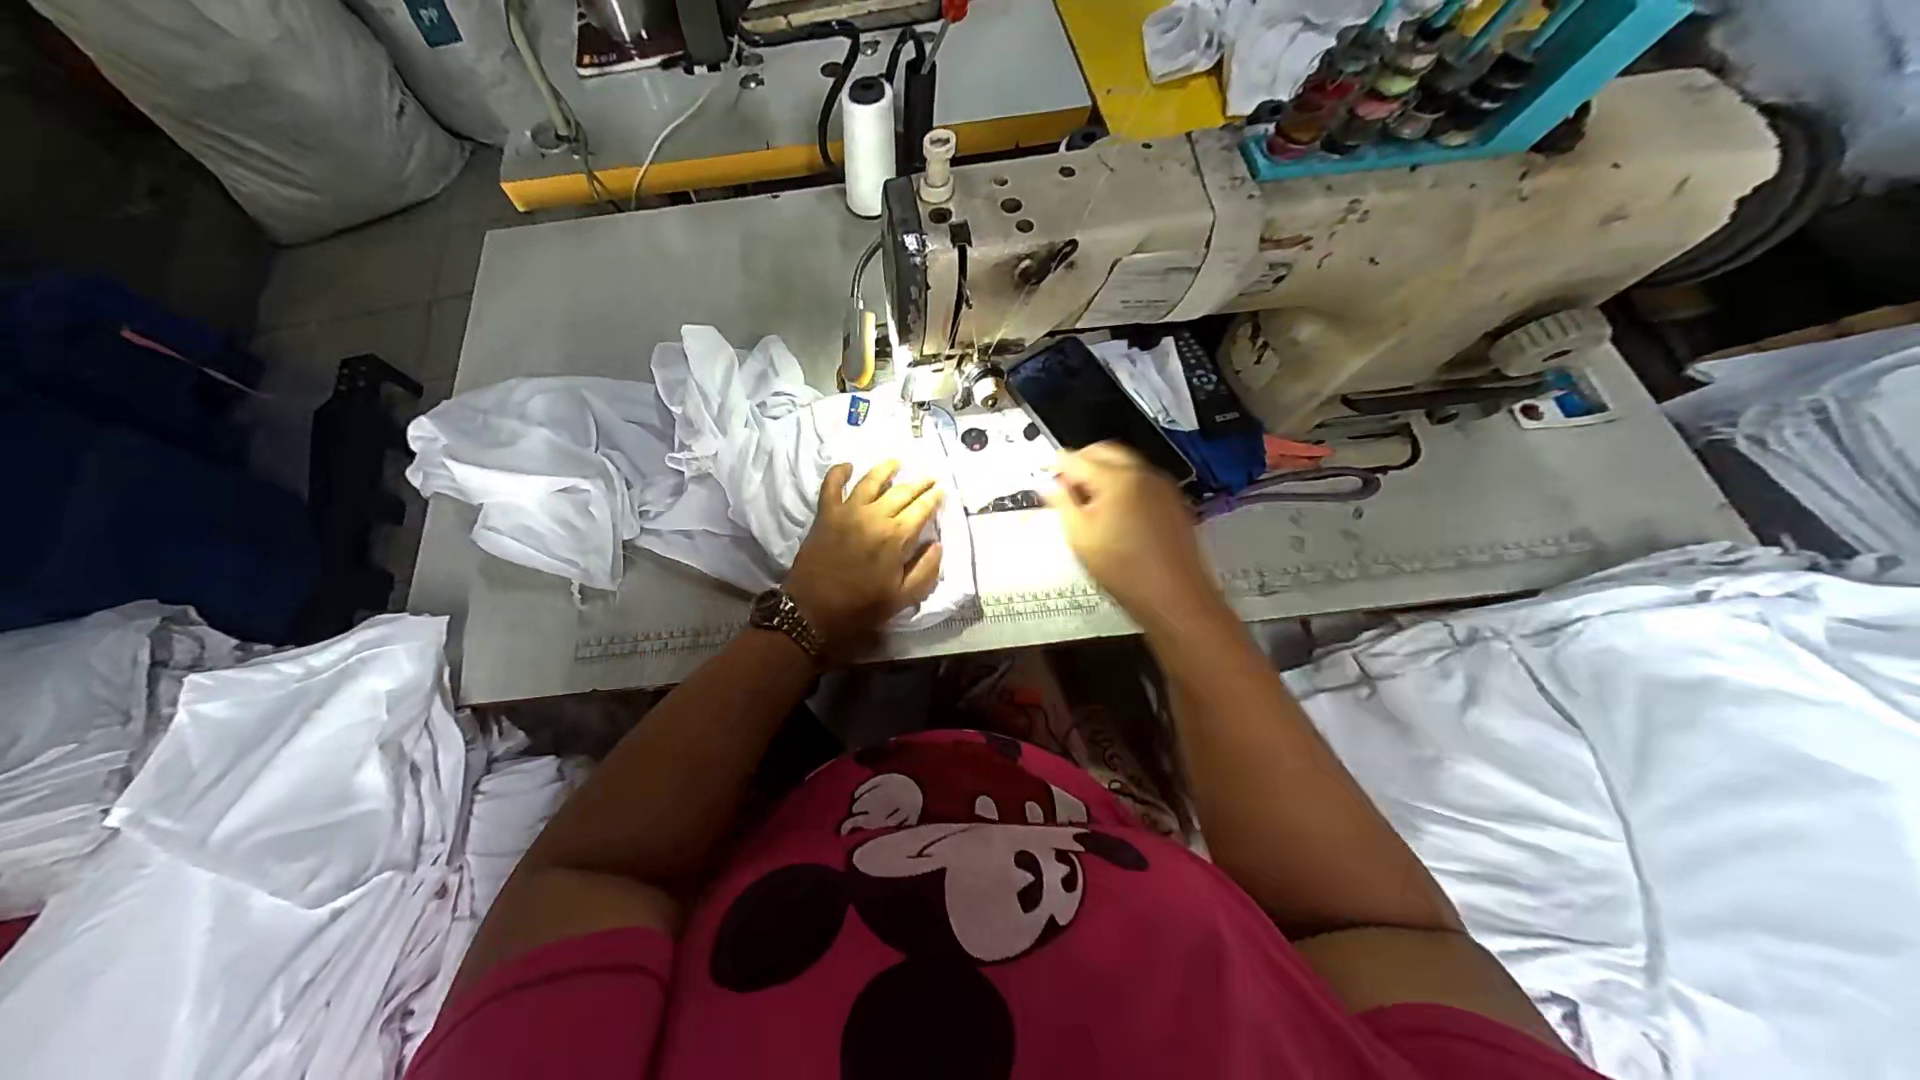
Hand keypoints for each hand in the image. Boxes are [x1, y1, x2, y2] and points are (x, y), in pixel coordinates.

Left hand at [785, 461, 943, 659]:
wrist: (813, 611)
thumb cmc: (861, 607)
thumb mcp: (903, 598)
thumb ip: (926, 570)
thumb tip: (936, 544)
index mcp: (896, 537)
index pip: (922, 509)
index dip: (934, 498)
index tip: (942, 492)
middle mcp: (874, 516)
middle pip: (901, 492)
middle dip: (919, 483)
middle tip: (929, 478)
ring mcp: (847, 511)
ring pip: (870, 481)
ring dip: (885, 469)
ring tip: (896, 462)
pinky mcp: (825, 514)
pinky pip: (832, 485)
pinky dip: (839, 473)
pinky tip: (848, 466)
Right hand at [1048, 442, 1223, 631]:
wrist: (1174, 597)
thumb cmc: (1125, 571)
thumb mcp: (1079, 536)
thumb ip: (1061, 503)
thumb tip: (1049, 485)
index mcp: (1117, 478)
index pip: (1077, 459)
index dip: (1058, 466)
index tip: (1048, 476)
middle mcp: (1143, 473)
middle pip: (1105, 451)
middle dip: (1083, 462)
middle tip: (1067, 484)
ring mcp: (1163, 486)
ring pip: (1126, 464)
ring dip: (1105, 473)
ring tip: (1089, 502)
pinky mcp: (1174, 502)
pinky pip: (1143, 481)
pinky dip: (1125, 486)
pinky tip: (1115, 512)